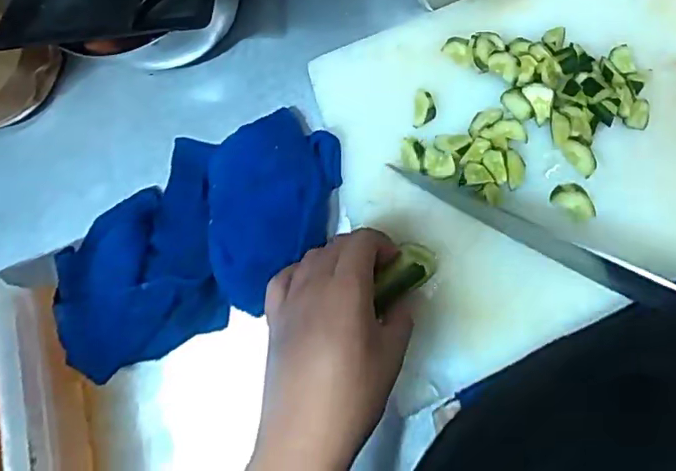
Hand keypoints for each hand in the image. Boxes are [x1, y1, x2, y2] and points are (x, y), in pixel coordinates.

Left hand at [249, 229, 414, 470]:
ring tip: (347, 284)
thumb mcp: (391, 356)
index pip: (362, 240)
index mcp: (346, 286)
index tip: (395, 264)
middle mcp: (314, 282)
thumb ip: (402, 317)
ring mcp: (289, 298)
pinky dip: (299, 273)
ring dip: (333, 259)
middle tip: (378, 276)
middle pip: (337, 244)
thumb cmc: (352, 396)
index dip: (382, 243)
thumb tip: (403, 297)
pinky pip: (284, 277)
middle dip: (361, 250)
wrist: (302, 436)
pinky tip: (310, 290)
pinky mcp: (273, 317)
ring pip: (311, 256)